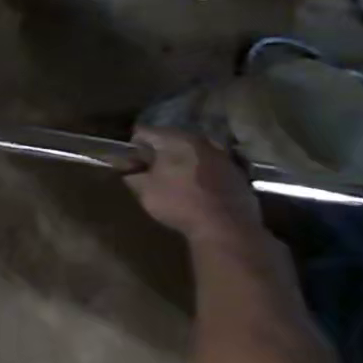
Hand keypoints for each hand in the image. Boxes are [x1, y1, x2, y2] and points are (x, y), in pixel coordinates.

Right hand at [124, 128, 263, 247]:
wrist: (228, 230)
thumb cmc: (179, 204)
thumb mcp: (144, 190)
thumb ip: (130, 173)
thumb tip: (122, 166)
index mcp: (176, 139)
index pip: (143, 132)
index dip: (132, 147)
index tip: (130, 163)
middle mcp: (202, 141)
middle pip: (172, 140)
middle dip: (159, 153)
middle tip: (151, 173)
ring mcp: (224, 158)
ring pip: (194, 154)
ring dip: (183, 163)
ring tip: (176, 183)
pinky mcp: (240, 176)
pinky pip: (213, 169)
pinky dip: (202, 176)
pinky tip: (198, 193)